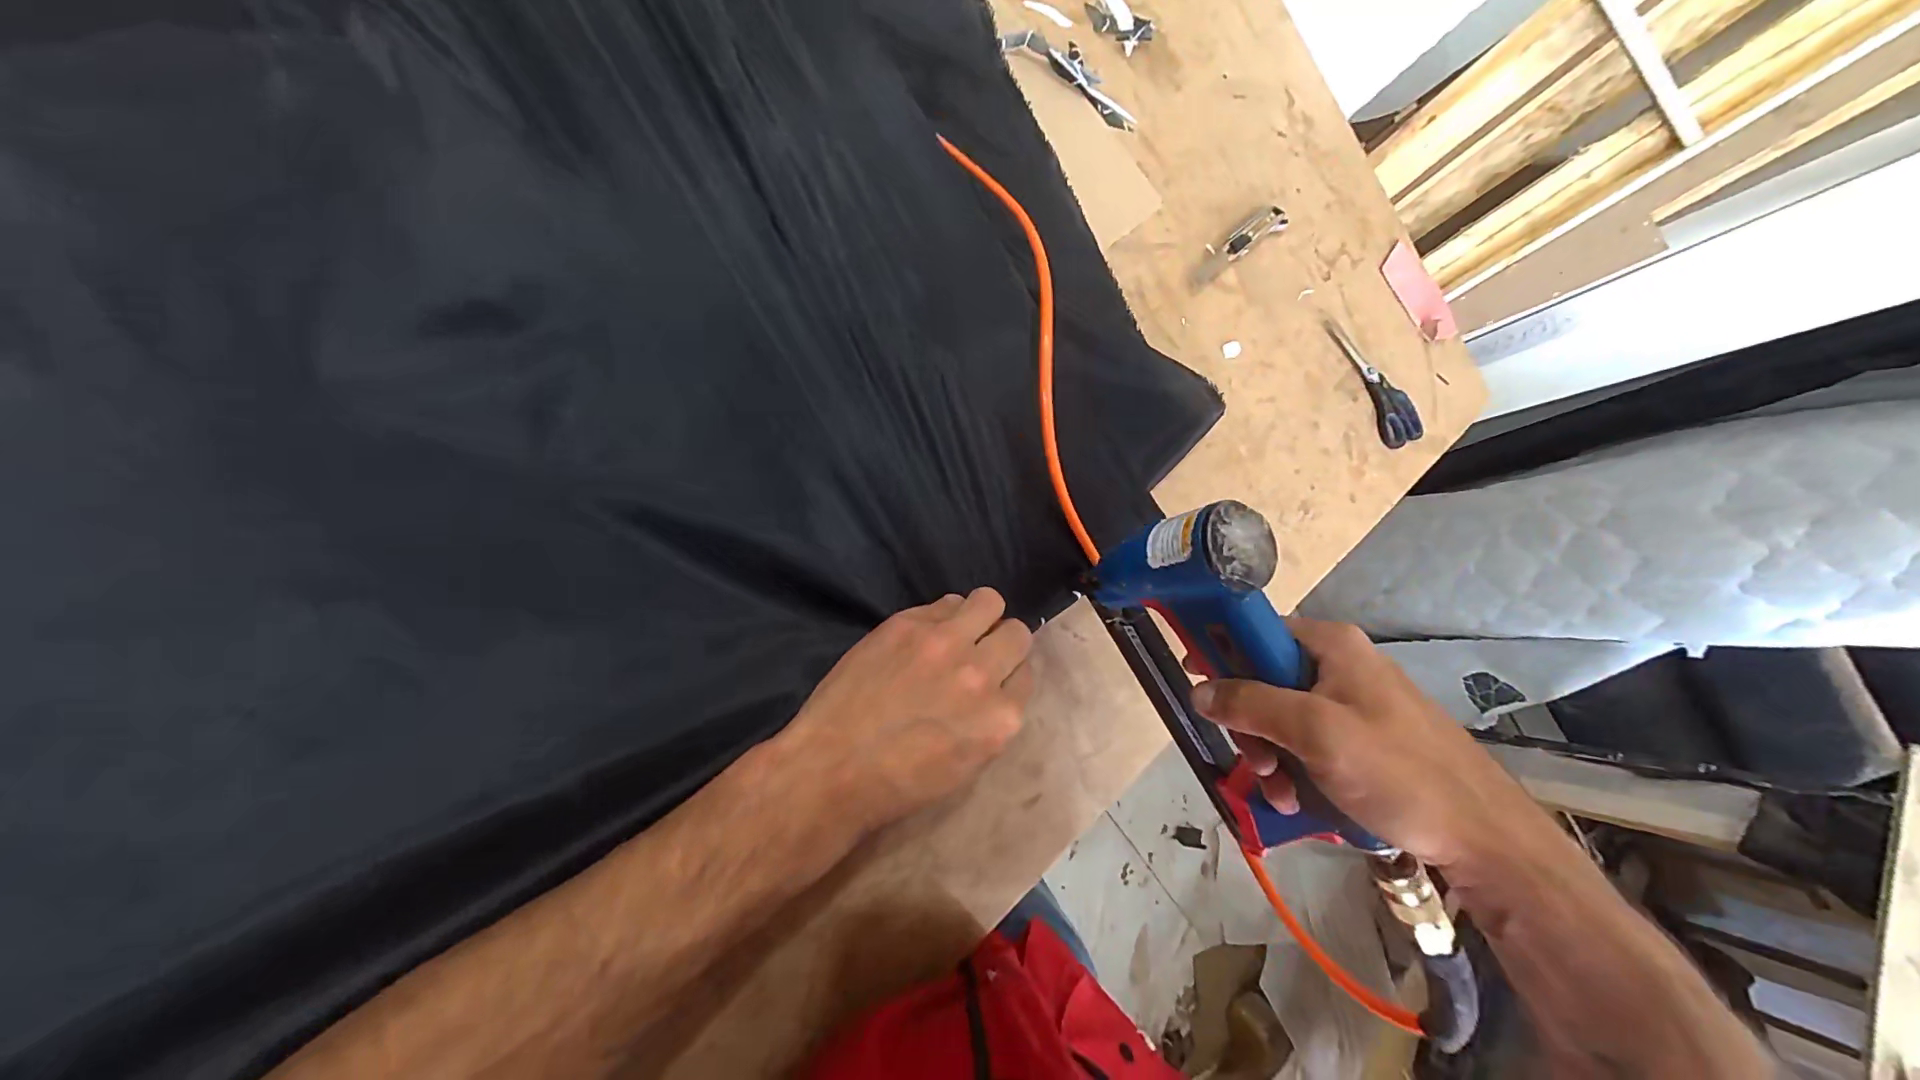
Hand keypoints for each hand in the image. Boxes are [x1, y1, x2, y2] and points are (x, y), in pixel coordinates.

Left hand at [772, 587, 1034, 835]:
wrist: (833, 767)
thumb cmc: (898, 783)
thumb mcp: (966, 766)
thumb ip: (990, 721)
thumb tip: (996, 688)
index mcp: (1001, 719)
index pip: (1026, 674)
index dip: (1009, 673)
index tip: (993, 677)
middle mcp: (981, 674)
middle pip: (1017, 633)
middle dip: (1002, 641)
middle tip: (978, 652)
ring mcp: (944, 643)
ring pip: (989, 601)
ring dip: (979, 616)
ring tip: (955, 632)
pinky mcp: (908, 624)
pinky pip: (946, 601)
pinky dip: (943, 615)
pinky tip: (922, 635)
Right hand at [1188, 617, 1555, 870]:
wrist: (1483, 838)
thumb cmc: (1399, 771)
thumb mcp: (1316, 731)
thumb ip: (1250, 703)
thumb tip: (1197, 689)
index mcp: (1329, 644)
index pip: (1254, 629)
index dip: (1220, 649)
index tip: (1194, 680)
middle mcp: (1336, 663)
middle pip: (1260, 677)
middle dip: (1248, 722)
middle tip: (1255, 761)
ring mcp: (1348, 701)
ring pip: (1277, 714)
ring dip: (1267, 753)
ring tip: (1279, 789)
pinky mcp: (1357, 736)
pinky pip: (1303, 740)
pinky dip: (1291, 767)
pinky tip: (1297, 797)